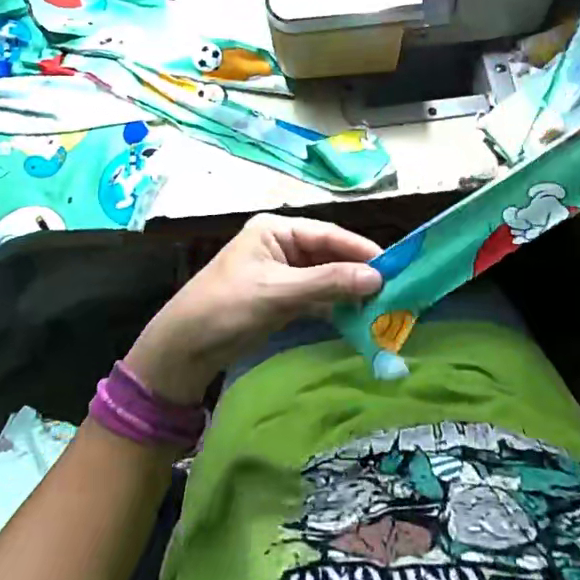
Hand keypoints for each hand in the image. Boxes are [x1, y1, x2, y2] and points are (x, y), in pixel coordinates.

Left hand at [123, 214, 383, 403]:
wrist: (184, 349)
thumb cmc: (225, 308)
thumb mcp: (278, 292)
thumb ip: (327, 283)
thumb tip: (377, 278)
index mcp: (275, 229)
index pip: (328, 234)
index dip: (361, 250)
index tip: (394, 266)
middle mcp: (281, 245)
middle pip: (330, 254)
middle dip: (358, 272)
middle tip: (394, 289)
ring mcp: (282, 272)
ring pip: (326, 277)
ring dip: (350, 290)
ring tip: (382, 305)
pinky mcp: (281, 298)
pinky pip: (317, 296)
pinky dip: (336, 306)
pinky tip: (358, 317)